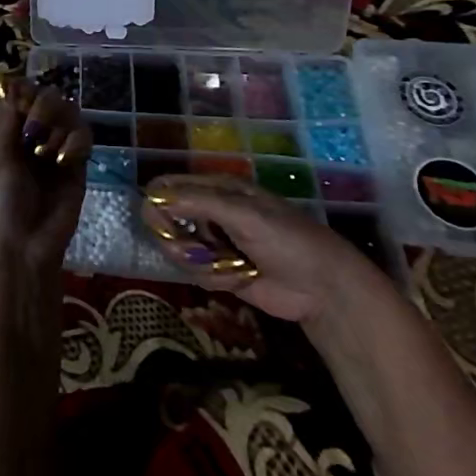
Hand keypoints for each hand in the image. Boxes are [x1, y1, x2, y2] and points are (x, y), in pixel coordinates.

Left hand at [0, 76, 90, 274]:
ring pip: (70, 114)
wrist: (24, 244)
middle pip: (48, 98)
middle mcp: (32, 135)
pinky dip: (76, 141)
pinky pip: (84, 136)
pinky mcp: (78, 165)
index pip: (21, 94)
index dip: (27, 92)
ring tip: (48, 153)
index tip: (26, 101)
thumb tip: (18, 83)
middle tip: (34, 132)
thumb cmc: (0, 199)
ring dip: (60, 125)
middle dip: (44, 108)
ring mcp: (56, 149)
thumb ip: (8, 118)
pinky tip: (66, 160)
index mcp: (6, 131)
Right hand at [139, 174, 380, 322]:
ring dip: (196, 261)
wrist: (323, 288)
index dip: (158, 201)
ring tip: (223, 266)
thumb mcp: (244, 214)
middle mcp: (211, 212)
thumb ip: (199, 202)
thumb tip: (153, 198)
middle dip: (176, 238)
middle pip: (167, 220)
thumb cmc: (288, 240)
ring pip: (177, 248)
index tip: (154, 220)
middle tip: (193, 249)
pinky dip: (210, 277)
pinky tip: (236, 279)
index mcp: (218, 188)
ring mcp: (214, 242)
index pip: (170, 186)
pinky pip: (193, 271)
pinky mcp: (218, 270)